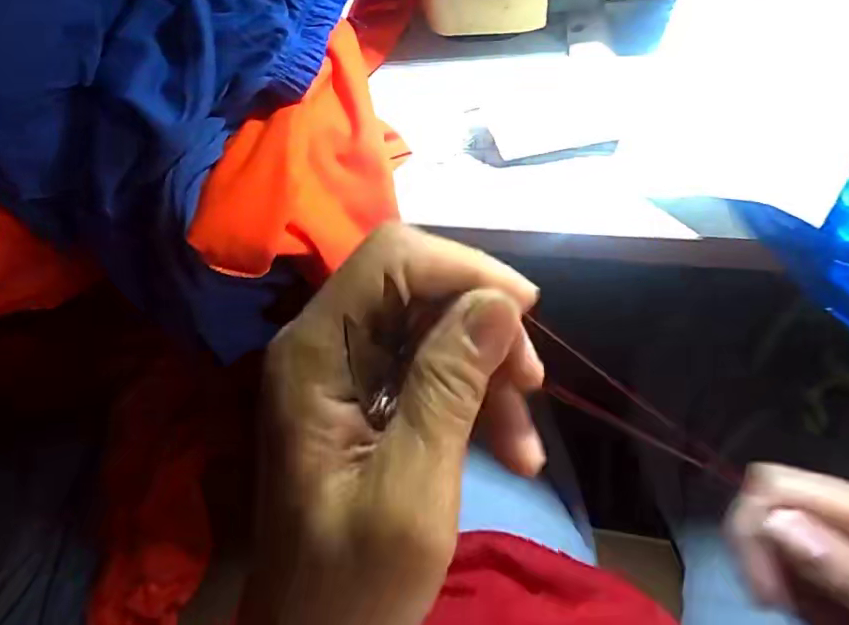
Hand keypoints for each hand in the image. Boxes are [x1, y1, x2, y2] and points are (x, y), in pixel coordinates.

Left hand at [240, 223, 546, 624]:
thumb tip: (499, 303)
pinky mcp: (369, 392)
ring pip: (435, 322)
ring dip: (489, 367)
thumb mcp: (411, 494)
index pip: (390, 258)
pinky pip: (434, 363)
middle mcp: (326, 342)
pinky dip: (477, 394)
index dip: (461, 267)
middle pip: (417, 285)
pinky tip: (513, 449)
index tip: (523, 310)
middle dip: (483, 324)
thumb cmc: (351, 589)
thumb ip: (450, 388)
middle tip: (532, 379)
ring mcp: (346, 366)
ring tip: (524, 441)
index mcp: (315, 352)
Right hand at [727, 464, 848, 624]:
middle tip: (787, 615)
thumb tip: (774, 518)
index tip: (766, 598)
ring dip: (792, 581)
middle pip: (781, 502)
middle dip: (768, 556)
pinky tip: (840, 622)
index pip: (778, 481)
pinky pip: (823, 561)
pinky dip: (815, 593)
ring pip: (795, 533)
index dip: (753, 528)